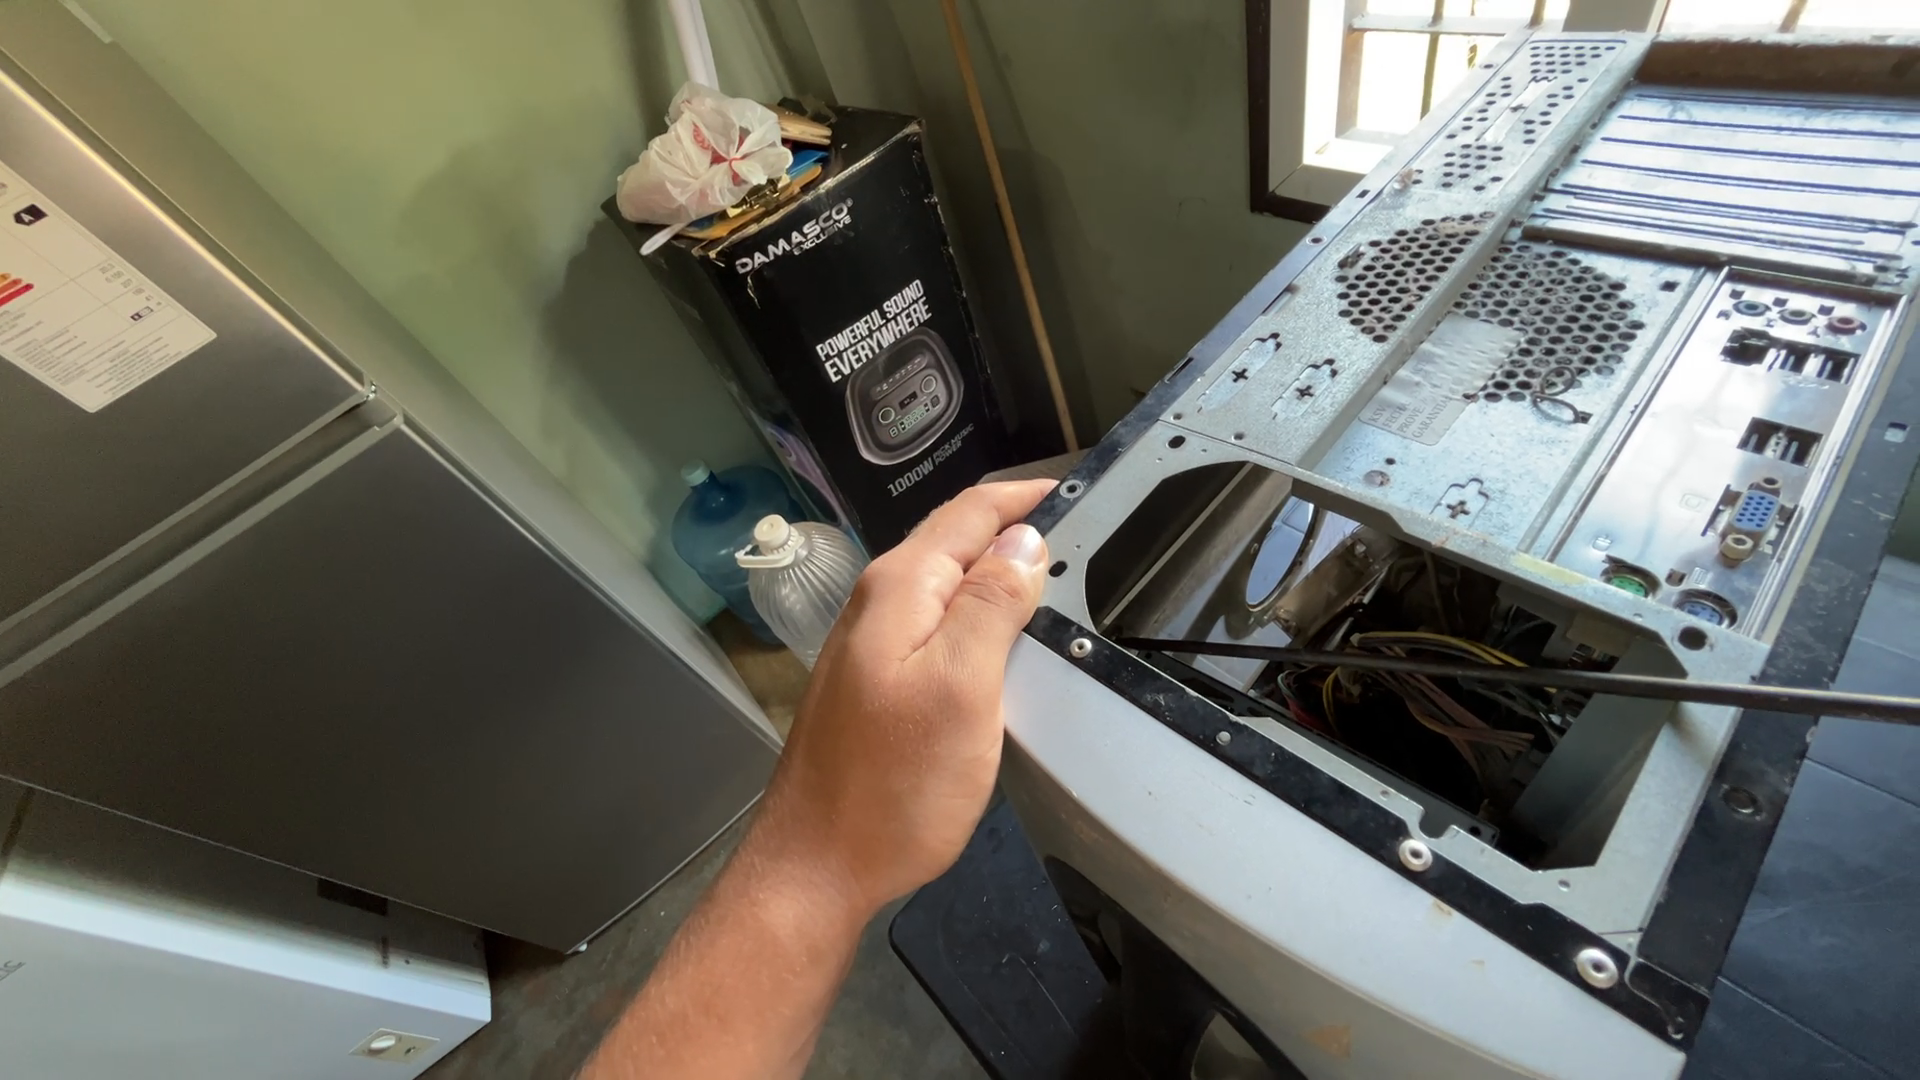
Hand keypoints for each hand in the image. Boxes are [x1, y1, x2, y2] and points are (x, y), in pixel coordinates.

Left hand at [757, 479, 1054, 913]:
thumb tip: (1024, 539)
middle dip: (1013, 527)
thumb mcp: (961, 686)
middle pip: (954, 540)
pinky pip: (935, 620)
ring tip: (1053, 576)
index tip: (1077, 491)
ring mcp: (872, 641)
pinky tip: (1002, 632)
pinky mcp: (875, 676)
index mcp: (901, 587)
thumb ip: (992, 605)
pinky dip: (977, 610)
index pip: (970, 513)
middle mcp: (879, 601)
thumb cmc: (895, 783)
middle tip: (1080, 536)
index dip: (1024, 497)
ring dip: (996, 568)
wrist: (817, 865)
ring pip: (945, 581)